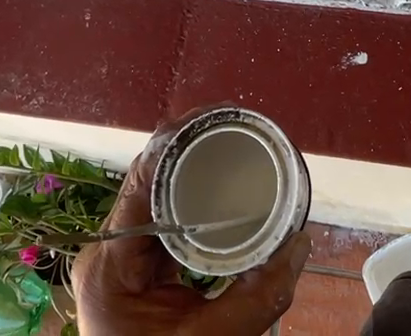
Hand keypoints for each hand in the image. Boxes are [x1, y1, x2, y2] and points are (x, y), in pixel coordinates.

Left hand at [72, 112, 310, 335]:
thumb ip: (259, 295)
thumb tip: (301, 241)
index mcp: (111, 262)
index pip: (141, 179)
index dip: (175, 140)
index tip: (215, 115)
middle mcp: (109, 249)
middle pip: (149, 180)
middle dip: (191, 147)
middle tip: (235, 125)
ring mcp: (121, 258)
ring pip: (157, 195)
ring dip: (191, 167)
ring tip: (231, 141)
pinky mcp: (137, 268)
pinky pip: (165, 219)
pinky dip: (192, 198)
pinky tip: (219, 185)